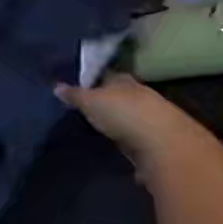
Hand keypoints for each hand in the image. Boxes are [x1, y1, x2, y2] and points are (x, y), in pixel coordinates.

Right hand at [56, 73, 222, 175]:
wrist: (165, 146)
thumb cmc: (123, 114)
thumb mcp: (90, 102)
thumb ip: (74, 95)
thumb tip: (57, 86)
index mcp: (125, 81)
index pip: (109, 76)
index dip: (96, 80)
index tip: (83, 86)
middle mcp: (142, 95)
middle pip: (123, 96)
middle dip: (110, 101)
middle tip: (91, 109)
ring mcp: (155, 119)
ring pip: (134, 116)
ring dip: (123, 122)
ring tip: (103, 129)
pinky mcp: (161, 141)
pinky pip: (141, 137)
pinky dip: (132, 140)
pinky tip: (121, 147)